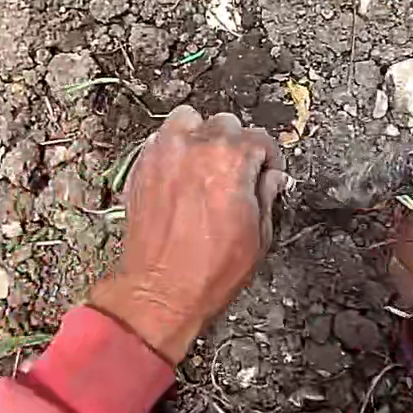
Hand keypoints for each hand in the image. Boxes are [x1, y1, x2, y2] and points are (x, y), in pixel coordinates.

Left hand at [90, 105, 286, 362]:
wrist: (161, 293)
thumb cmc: (210, 270)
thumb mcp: (260, 234)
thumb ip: (267, 195)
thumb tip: (272, 179)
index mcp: (233, 159)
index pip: (260, 139)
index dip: (268, 160)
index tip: (267, 175)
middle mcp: (197, 147)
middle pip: (225, 123)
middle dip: (236, 145)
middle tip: (238, 173)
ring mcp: (164, 154)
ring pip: (188, 120)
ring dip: (201, 137)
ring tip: (207, 165)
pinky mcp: (141, 168)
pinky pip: (160, 140)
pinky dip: (173, 150)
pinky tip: (182, 176)